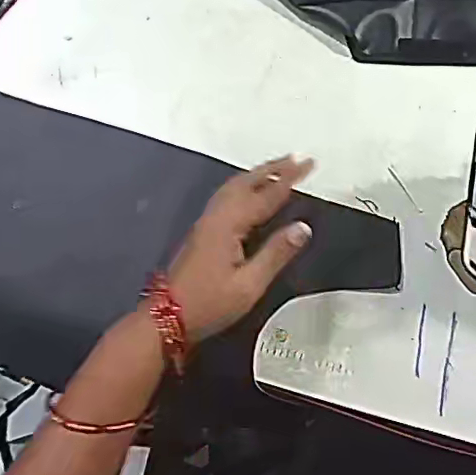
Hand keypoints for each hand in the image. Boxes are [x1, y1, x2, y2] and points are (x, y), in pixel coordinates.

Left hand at [165, 156, 315, 341]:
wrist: (167, 316)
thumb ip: (276, 253)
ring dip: (257, 175)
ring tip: (278, 169)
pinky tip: (252, 193)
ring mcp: (207, 222)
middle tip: (296, 158)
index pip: (265, 195)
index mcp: (229, 224)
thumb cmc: (210, 303)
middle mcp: (216, 216)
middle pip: (246, 183)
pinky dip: (245, 186)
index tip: (308, 164)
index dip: (289, 179)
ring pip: (234, 187)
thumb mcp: (249, 285)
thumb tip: (303, 227)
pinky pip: (228, 197)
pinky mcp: (203, 231)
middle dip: (272, 169)